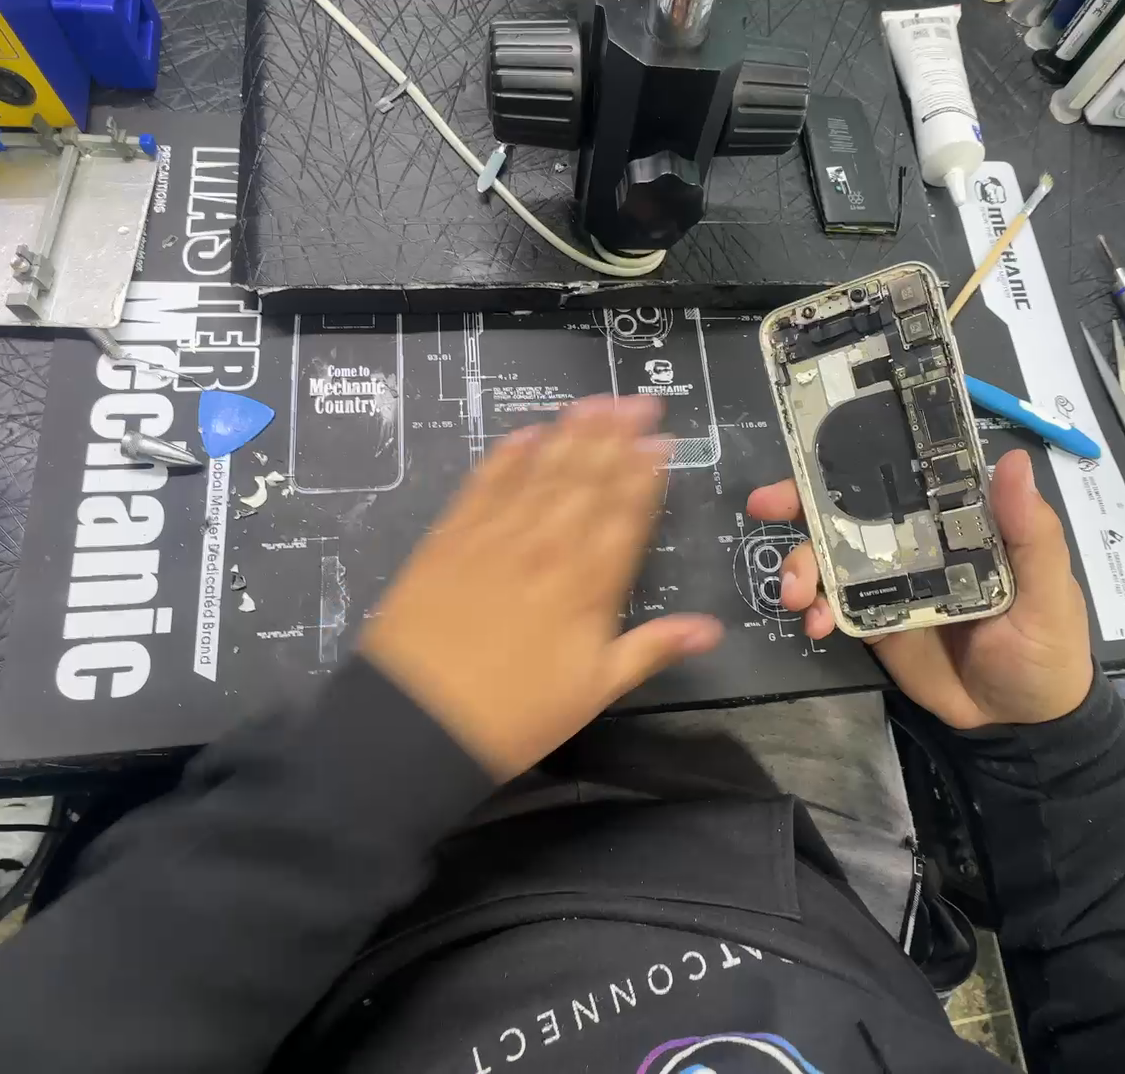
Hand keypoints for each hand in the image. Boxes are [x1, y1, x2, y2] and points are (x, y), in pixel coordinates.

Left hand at [362, 396, 723, 780]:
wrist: (415, 722)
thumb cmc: (514, 715)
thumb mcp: (594, 691)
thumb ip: (652, 649)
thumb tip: (709, 629)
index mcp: (587, 584)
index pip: (625, 513)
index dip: (645, 473)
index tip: (661, 440)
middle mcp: (546, 547)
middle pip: (587, 479)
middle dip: (616, 436)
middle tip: (638, 402)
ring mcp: (495, 536)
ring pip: (542, 470)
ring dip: (572, 433)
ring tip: (595, 402)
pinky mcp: (450, 537)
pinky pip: (485, 483)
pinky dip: (507, 454)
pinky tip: (525, 432)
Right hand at [746, 450, 1092, 729]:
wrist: (1020, 722)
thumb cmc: (1046, 646)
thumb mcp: (1049, 589)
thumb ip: (1030, 532)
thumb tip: (1014, 462)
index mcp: (953, 522)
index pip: (901, 476)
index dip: (857, 458)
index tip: (815, 452)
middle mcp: (913, 542)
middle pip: (848, 511)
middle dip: (800, 503)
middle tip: (766, 505)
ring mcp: (888, 583)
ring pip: (829, 558)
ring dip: (800, 564)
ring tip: (795, 593)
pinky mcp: (872, 621)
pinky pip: (832, 606)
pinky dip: (814, 609)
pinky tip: (814, 623)